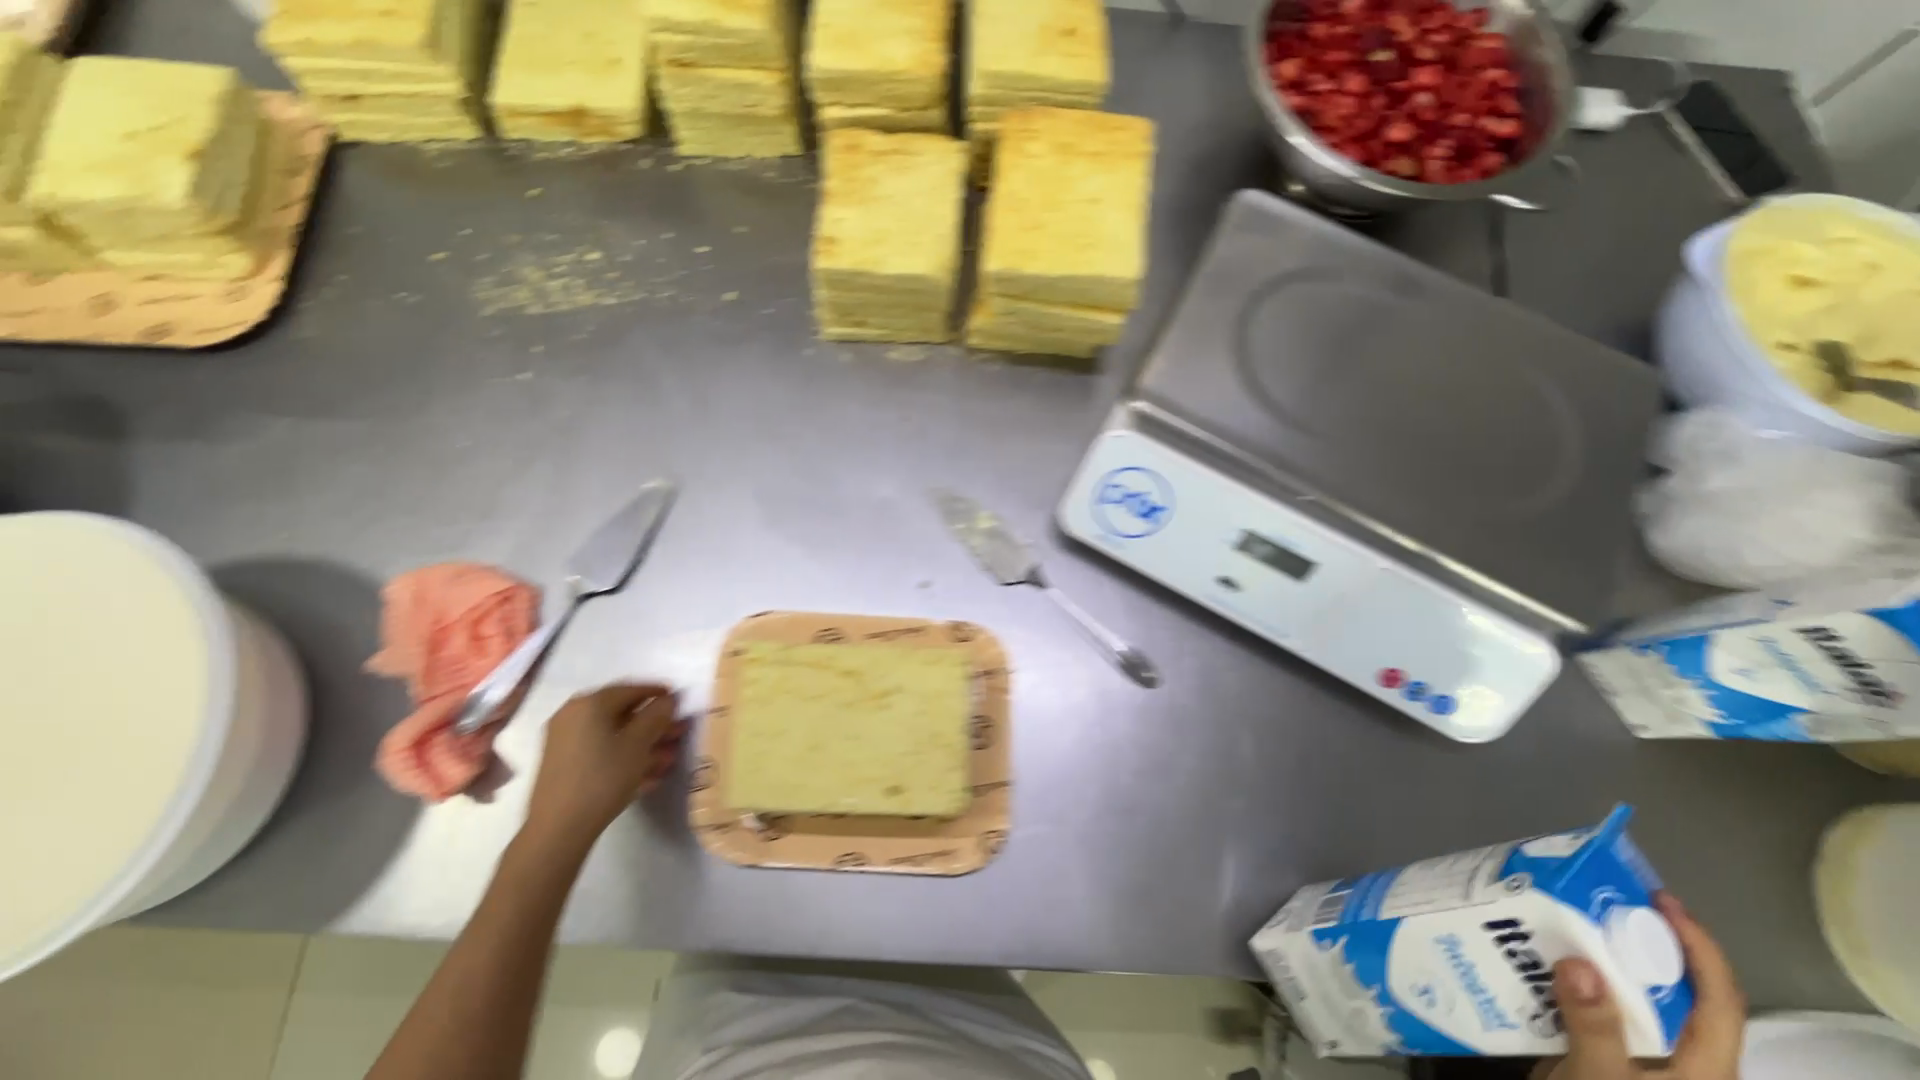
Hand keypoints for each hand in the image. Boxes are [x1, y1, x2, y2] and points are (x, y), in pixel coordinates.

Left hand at [525, 683, 682, 845]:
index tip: (678, 700)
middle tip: (678, 733)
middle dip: (653, 723)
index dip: (657, 693)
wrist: (558, 827)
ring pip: (612, 734)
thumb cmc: (603, 778)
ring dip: (642, 743)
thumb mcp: (638, 745)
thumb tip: (667, 700)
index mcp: (589, 703)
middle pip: (621, 712)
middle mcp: (573, 715)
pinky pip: (600, 750)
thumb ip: (656, 717)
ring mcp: (564, 740)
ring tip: (668, 758)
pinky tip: (646, 775)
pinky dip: (623, 756)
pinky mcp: (562, 763)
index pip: (630, 689)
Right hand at [1531, 893, 1744, 1079]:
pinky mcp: (1611, 1066)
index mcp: (1705, 1070)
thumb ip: (1596, 1028)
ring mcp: (1646, 1066)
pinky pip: (1602, 1013)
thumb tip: (1580, 961)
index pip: (1719, 999)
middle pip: (1678, 994)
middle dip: (1644, 945)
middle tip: (1602, 905)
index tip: (1659, 903)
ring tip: (1568, 925)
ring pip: (1637, 1001)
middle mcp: (1685, 1064)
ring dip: (1607, 961)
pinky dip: (1580, 984)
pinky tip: (1544, 968)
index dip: (1698, 948)